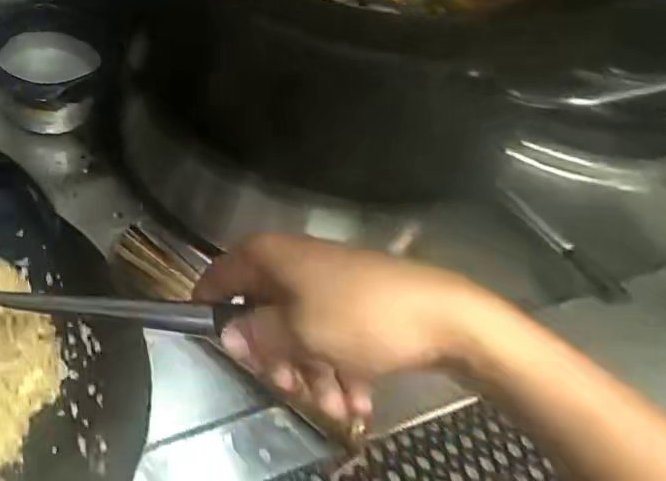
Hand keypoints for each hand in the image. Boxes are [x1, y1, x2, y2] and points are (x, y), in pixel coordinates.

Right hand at [193, 233, 505, 423]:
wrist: (453, 319)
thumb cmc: (362, 318)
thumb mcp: (301, 333)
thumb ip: (257, 335)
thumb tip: (225, 335)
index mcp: (264, 256)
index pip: (218, 277)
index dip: (212, 309)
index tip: (220, 346)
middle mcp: (287, 262)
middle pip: (261, 311)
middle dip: (276, 358)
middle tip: (292, 391)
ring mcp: (323, 281)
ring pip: (298, 329)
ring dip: (311, 372)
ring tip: (338, 411)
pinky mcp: (356, 303)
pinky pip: (330, 333)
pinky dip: (338, 367)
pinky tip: (359, 402)